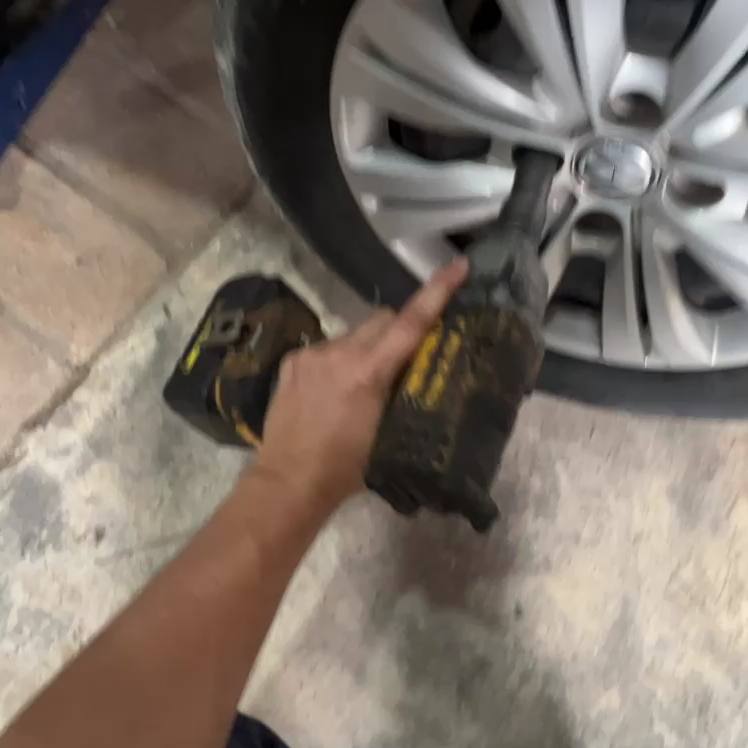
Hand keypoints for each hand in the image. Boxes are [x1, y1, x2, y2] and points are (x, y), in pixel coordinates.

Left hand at [245, 260, 470, 510]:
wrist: (288, 482)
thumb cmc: (346, 469)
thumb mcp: (389, 433)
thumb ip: (402, 392)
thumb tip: (417, 370)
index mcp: (367, 372)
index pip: (410, 323)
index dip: (437, 292)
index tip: (459, 266)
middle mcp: (339, 353)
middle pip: (382, 319)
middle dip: (399, 330)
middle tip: (406, 359)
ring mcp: (312, 354)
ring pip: (354, 334)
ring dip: (366, 348)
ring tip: (363, 386)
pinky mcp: (292, 361)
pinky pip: (328, 348)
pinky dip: (339, 360)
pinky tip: (333, 391)